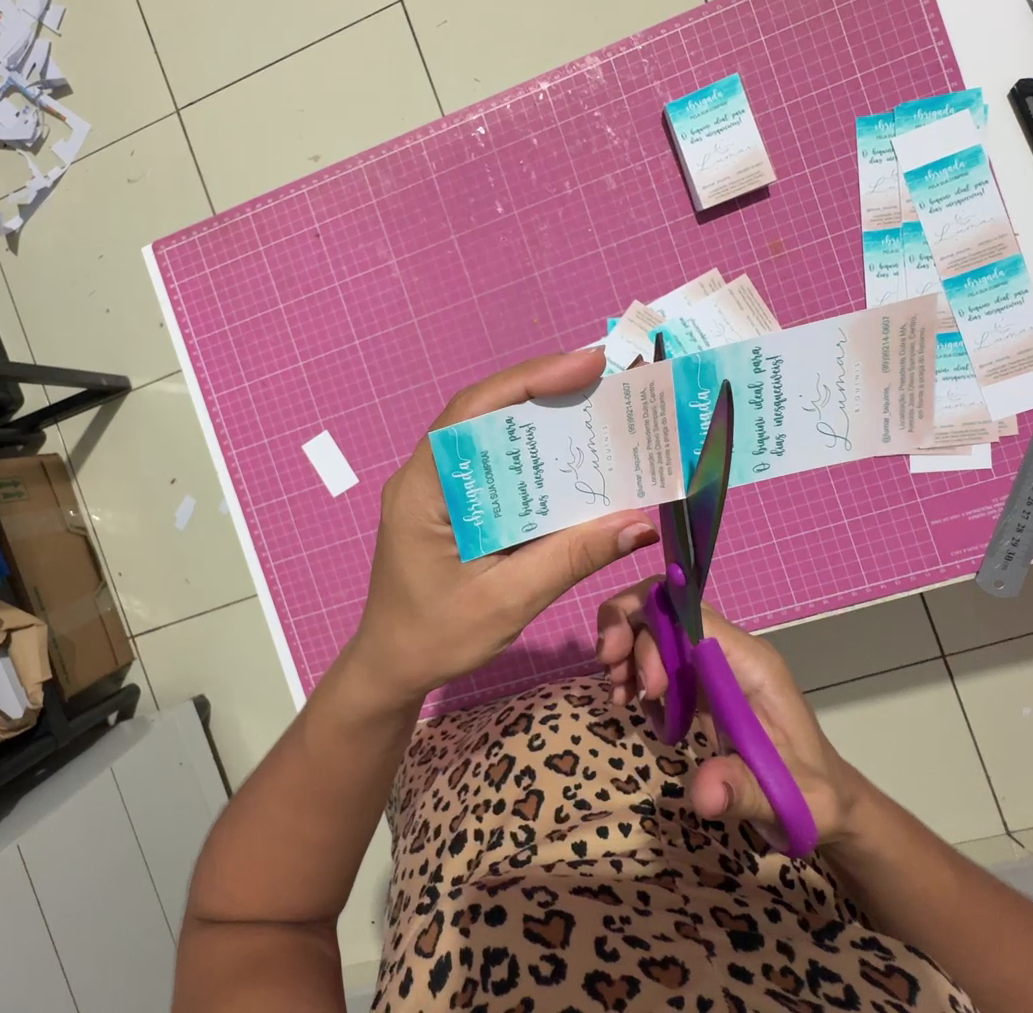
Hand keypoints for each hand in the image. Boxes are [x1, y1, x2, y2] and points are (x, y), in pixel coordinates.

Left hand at [344, 349, 660, 703]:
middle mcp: (426, 477)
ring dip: (543, 427)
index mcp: (423, 488)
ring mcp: (436, 492)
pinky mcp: (451, 510)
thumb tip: (639, 522)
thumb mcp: (507, 600)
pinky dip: (535, 466)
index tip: (589, 365)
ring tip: (601, 413)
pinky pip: (496, 473)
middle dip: (545, 394)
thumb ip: (570, 557)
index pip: (473, 411)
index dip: (531, 380)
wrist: (394, 667)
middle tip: (608, 381)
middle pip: (485, 416)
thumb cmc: (436, 637)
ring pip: (492, 442)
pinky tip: (574, 466)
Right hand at [594, 579, 871, 845]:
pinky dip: (635, 675)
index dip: (649, 627)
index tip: (634, 676)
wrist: (823, 800)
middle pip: (663, 609)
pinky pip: (656, 656)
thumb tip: (702, 795)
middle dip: (627, 636)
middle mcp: (728, 652)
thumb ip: (743, 791)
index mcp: (750, 664)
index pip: (690, 612)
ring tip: (622, 697)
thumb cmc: (813, 797)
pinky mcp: (699, 679)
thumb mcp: (787, 801)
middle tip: (618, 685)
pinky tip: (639, 710)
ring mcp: (711, 663)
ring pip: (653, 627)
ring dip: (626, 654)